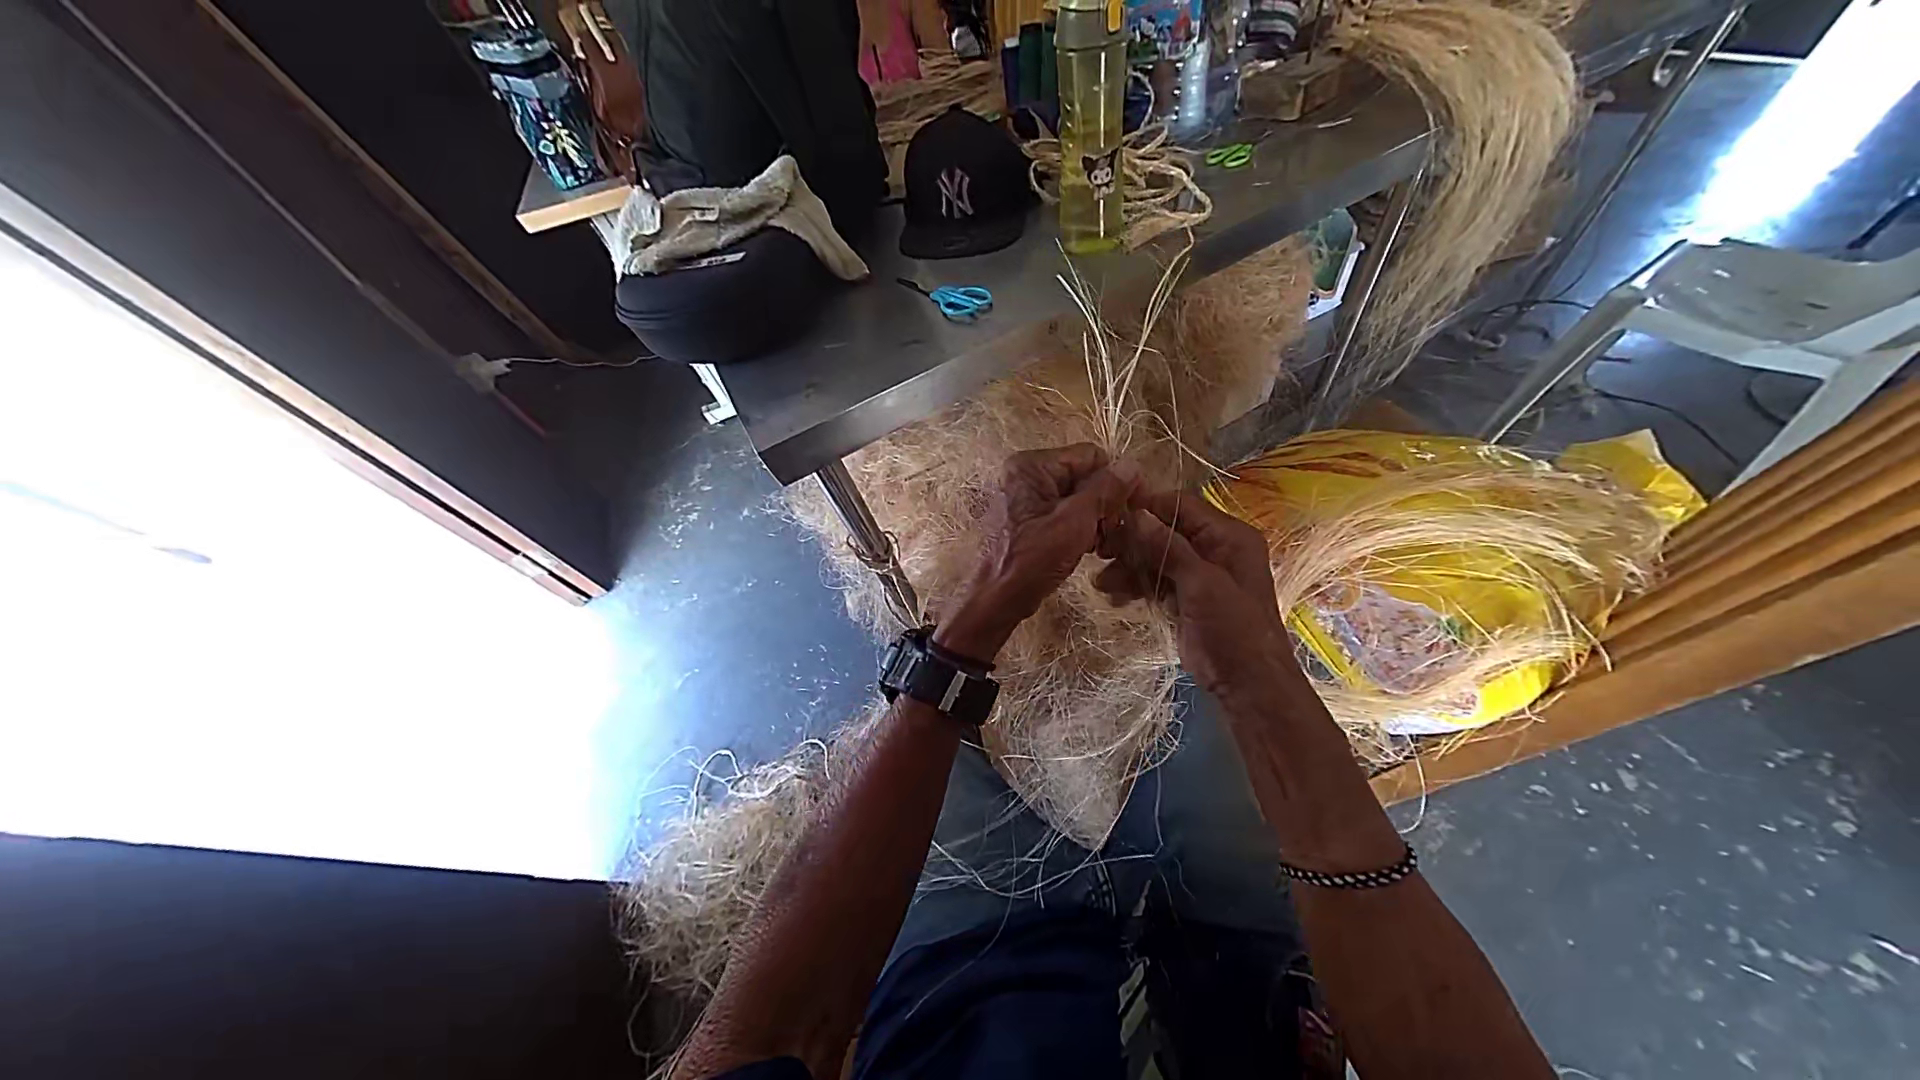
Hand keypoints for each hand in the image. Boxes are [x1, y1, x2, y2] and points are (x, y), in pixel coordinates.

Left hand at [935, 444, 1140, 664]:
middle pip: (1084, 477)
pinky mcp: (1028, 521)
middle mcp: (1026, 475)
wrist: (996, 600)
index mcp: (1031, 466)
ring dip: (1097, 520)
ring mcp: (1026, 498)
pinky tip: (1091, 550)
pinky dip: (1081, 530)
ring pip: (1078, 498)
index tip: (1135, 507)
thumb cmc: (1032, 559)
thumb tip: (1133, 466)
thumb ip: (1105, 490)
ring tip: (1104, 546)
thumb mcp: (1075, 521)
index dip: (1116, 480)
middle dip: (1105, 504)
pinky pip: (1065, 515)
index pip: (1089, 456)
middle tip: (1115, 534)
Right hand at [1093, 491, 1303, 708]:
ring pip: (1156, 557)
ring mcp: (1198, 574)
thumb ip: (1169, 547)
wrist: (1247, 684)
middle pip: (1164, 531)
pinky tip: (1115, 596)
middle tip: (1100, 550)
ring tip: (1103, 582)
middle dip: (1132, 541)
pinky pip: (1155, 580)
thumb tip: (1136, 514)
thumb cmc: (1234, 629)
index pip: (1181, 506)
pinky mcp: (1185, 598)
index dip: (1146, 507)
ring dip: (1129, 567)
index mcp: (1228, 536)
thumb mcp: (1202, 584)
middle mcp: (1213, 549)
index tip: (1110, 512)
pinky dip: (1136, 585)